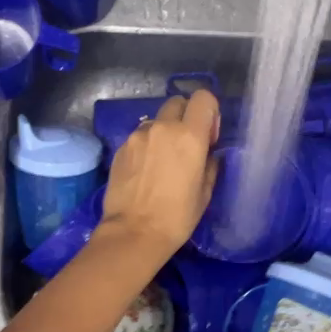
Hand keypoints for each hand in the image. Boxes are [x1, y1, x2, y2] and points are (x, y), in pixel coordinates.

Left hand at [96, 89, 220, 266]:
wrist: (133, 233)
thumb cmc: (176, 217)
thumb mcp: (205, 193)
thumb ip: (210, 165)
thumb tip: (208, 154)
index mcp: (189, 136)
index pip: (203, 98)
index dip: (209, 112)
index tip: (208, 136)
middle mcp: (163, 128)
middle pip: (177, 103)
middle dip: (185, 117)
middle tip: (186, 145)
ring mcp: (138, 136)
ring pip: (156, 121)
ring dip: (164, 132)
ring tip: (163, 162)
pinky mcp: (121, 148)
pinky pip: (139, 137)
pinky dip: (146, 146)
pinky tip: (145, 172)